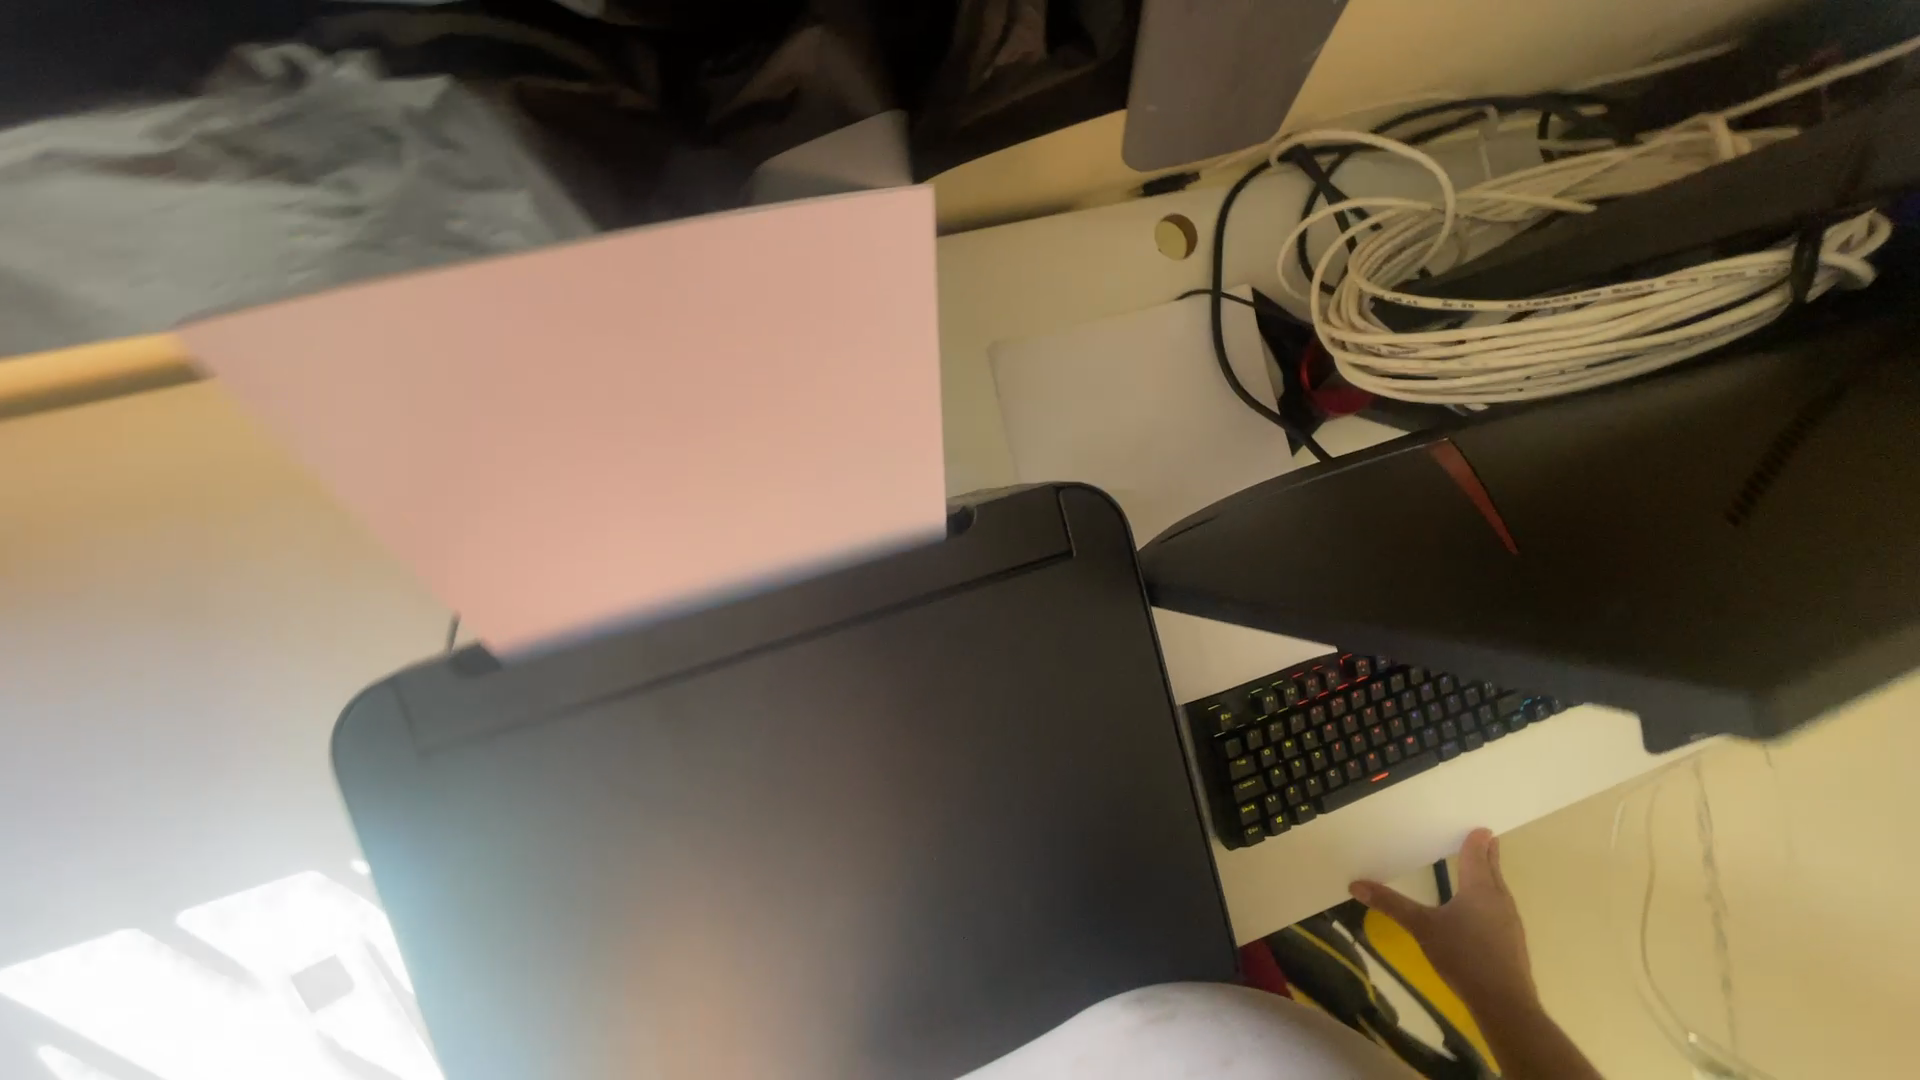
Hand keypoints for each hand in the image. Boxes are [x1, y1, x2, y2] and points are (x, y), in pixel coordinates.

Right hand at [1348, 828, 1537, 1018]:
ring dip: (1491, 876)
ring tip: (1483, 868)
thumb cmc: (1463, 956)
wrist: (1504, 1003)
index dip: (1478, 841)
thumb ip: (1390, 904)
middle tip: (1487, 838)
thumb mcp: (1421, 927)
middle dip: (1488, 854)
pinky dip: (1492, 897)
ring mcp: (1509, 922)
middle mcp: (1499, 900)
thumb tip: (1355, 884)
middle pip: (1493, 871)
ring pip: (1499, 890)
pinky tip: (1483, 909)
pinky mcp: (1512, 941)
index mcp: (1479, 890)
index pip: (1477, 856)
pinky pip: (1501, 908)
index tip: (1482, 827)